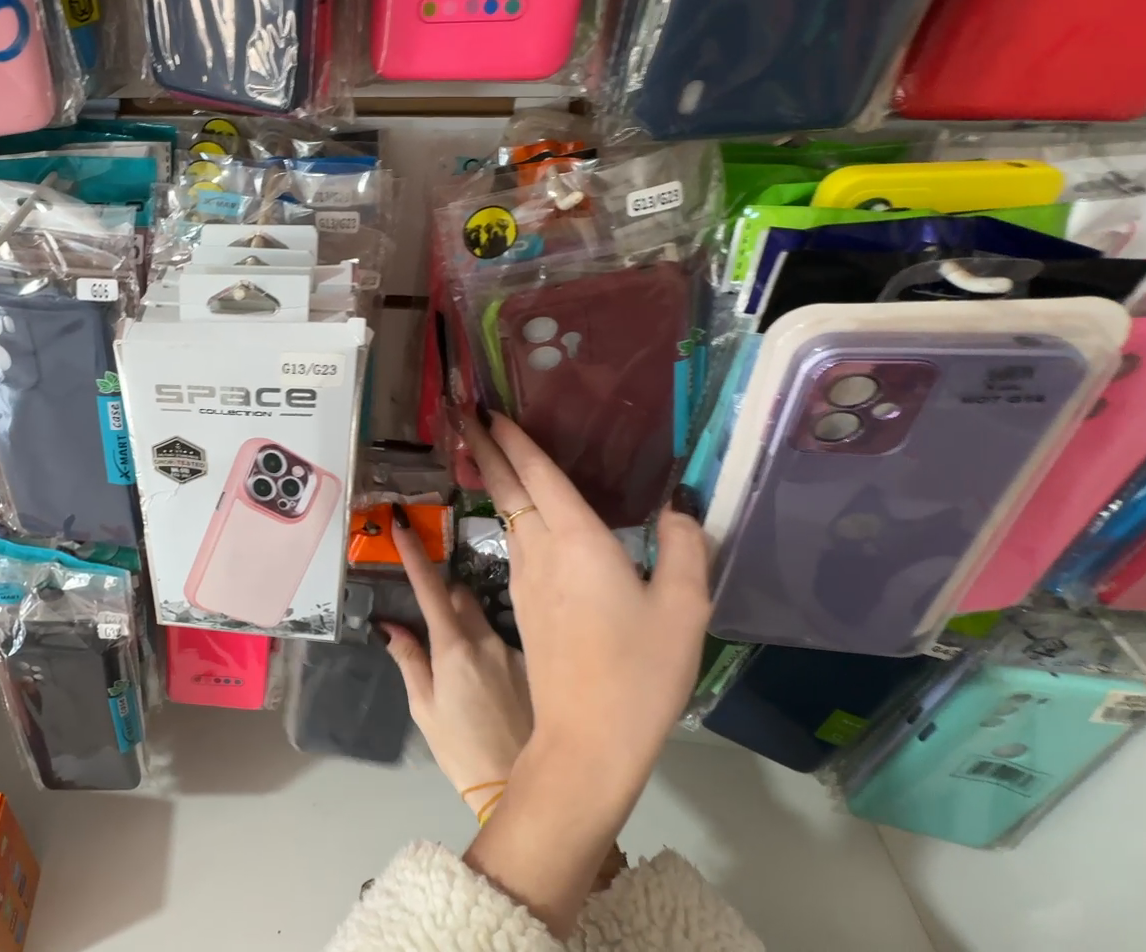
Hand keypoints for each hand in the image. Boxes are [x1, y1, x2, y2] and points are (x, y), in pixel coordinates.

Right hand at [379, 504, 532, 811]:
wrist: (522, 788)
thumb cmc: (462, 751)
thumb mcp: (424, 709)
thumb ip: (409, 661)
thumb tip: (391, 627)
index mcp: (454, 649)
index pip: (430, 589)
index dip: (414, 554)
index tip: (403, 521)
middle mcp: (488, 639)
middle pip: (463, 595)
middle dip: (447, 592)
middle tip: (436, 604)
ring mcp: (518, 650)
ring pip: (488, 616)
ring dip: (472, 619)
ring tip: (465, 648)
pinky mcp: (538, 666)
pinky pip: (510, 638)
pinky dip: (495, 644)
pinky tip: (497, 675)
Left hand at [465, 405, 709, 783]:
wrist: (588, 736)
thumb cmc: (640, 672)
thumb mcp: (684, 609)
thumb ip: (684, 548)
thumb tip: (677, 506)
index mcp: (577, 542)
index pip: (538, 475)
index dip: (514, 439)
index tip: (489, 409)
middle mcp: (540, 552)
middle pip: (505, 487)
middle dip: (482, 447)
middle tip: (461, 413)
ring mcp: (525, 578)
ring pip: (503, 514)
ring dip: (490, 477)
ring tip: (480, 449)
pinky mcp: (523, 604)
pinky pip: (512, 542)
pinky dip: (506, 512)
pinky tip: (517, 514)